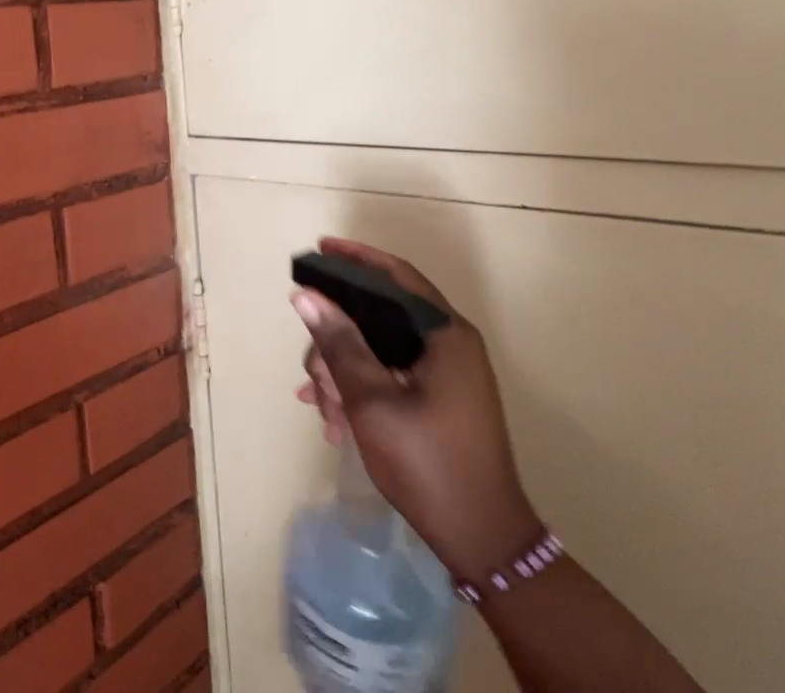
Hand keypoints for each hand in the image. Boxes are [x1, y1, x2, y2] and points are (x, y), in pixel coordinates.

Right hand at [292, 238, 542, 578]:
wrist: (479, 535)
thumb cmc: (426, 462)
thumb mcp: (371, 400)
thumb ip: (339, 343)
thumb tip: (305, 295)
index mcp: (444, 335)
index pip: (396, 276)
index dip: (356, 259)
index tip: (318, 249)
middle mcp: (448, 345)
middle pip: (378, 318)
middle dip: (336, 344)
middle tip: (313, 380)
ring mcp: (444, 374)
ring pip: (377, 351)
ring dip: (342, 375)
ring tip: (324, 414)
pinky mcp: (438, 399)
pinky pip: (388, 376)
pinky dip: (359, 391)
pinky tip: (334, 421)